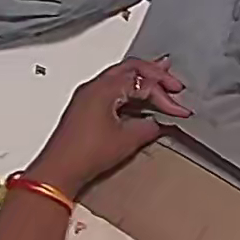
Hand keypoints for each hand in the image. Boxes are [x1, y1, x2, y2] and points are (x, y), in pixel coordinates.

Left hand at [26, 57, 191, 195]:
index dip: (165, 95)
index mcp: (104, 88)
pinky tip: (141, 97)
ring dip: (143, 79)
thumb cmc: (86, 153)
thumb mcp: (127, 140)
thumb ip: (148, 126)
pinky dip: (131, 90)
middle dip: (155, 74)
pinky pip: (113, 90)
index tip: (180, 110)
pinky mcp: (87, 108)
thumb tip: (158, 122)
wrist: (60, 170)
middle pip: (130, 69)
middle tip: (174, 81)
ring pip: (121, 77)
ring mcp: (89, 96)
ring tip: (161, 78)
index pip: (142, 82)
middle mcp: (95, 87)